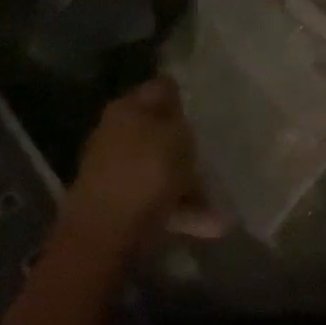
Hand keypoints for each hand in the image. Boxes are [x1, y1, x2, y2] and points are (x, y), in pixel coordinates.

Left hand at [65, 77, 223, 241]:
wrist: (106, 235)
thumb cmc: (146, 171)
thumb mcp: (177, 134)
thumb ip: (180, 120)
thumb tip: (176, 117)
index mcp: (126, 109)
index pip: (159, 90)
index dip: (181, 96)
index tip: (203, 108)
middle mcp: (115, 136)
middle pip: (157, 132)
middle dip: (184, 143)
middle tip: (209, 152)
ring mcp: (114, 173)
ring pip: (160, 169)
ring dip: (188, 182)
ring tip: (218, 198)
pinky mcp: (119, 207)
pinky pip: (158, 200)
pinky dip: (181, 209)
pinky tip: (210, 224)